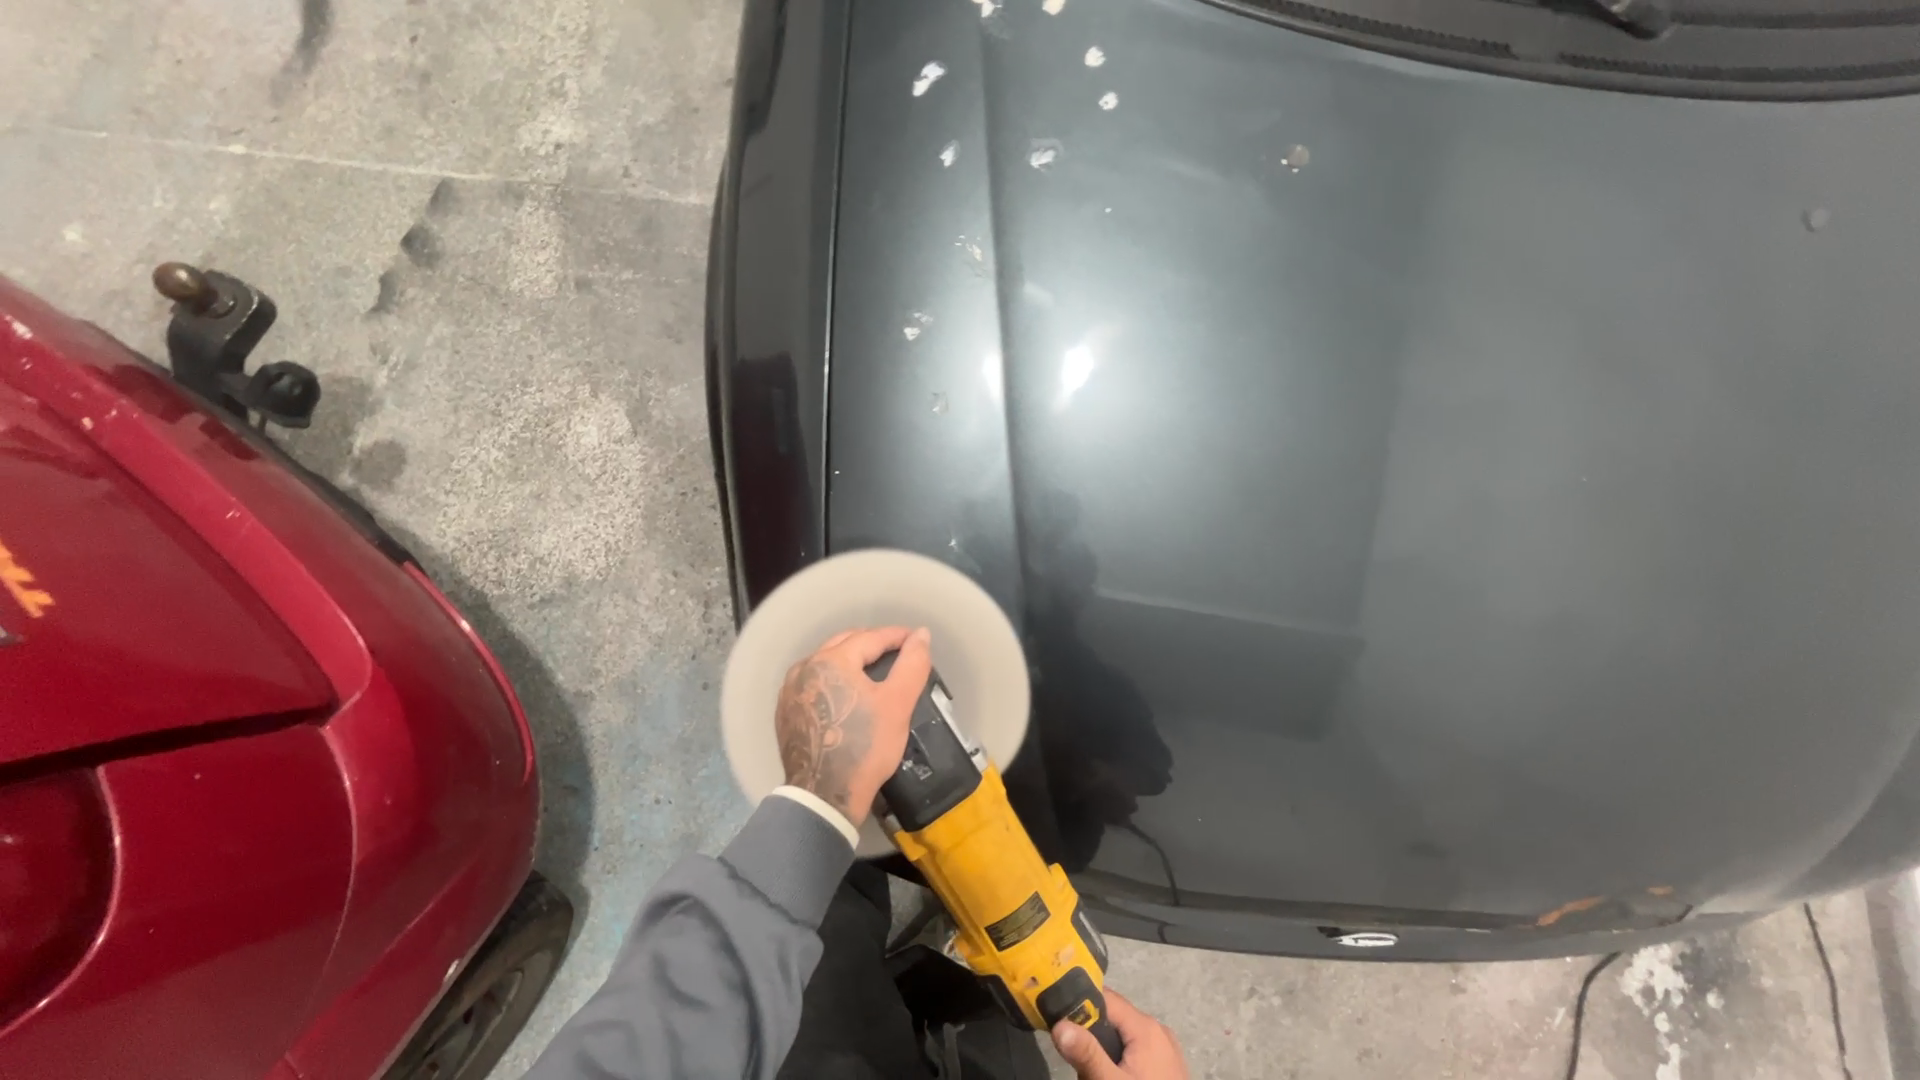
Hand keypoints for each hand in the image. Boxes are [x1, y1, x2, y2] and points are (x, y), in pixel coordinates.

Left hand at [774, 625, 932, 826]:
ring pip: (826, 663)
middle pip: (845, 644)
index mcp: (831, 661)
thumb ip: (912, 664)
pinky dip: (832, 681)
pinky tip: (845, 694)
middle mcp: (805, 668)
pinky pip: (813, 684)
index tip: (915, 639)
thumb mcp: (898, 704)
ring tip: (872, 671)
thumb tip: (921, 634)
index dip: (896, 636)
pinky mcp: (785, 713)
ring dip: (850, 661)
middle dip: (872, 644)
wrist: (824, 795)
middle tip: (896, 652)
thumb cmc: (865, 746)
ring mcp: (790, 691)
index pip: (870, 638)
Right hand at [1052, 990, 1187, 1079]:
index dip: (1079, 1006)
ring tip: (1095, 1075)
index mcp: (1145, 1026)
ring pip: (1123, 1037)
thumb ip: (1087, 1054)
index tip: (1059, 1021)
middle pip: (1113, 1018)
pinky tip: (1115, 1077)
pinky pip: (1136, 1052)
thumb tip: (1058, 1025)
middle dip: (1092, 1036)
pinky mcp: (1166, 1065)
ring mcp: (1164, 1048)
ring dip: (1105, 1052)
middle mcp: (1157, 1029)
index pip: (1104, 998)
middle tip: (1078, 1061)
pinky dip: (1120, 1061)